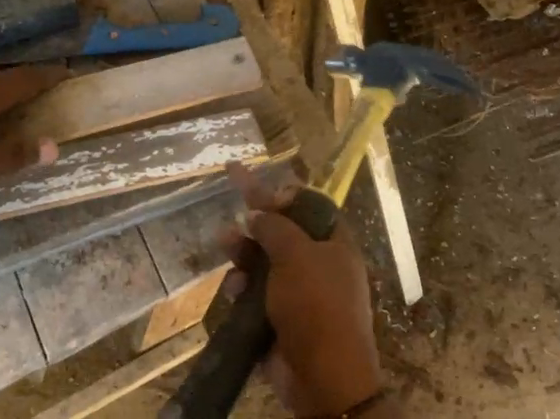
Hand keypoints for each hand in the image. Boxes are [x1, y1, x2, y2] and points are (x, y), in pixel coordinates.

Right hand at [222, 163, 383, 417]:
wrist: (323, 380)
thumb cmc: (316, 305)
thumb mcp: (296, 255)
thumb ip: (274, 227)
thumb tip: (256, 214)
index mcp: (335, 244)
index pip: (309, 205)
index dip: (282, 191)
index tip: (255, 180)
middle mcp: (319, 264)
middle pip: (282, 230)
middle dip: (255, 218)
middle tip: (231, 199)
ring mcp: (299, 293)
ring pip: (264, 261)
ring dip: (243, 251)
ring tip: (224, 244)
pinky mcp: (280, 318)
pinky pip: (257, 292)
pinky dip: (243, 287)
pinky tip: (234, 288)